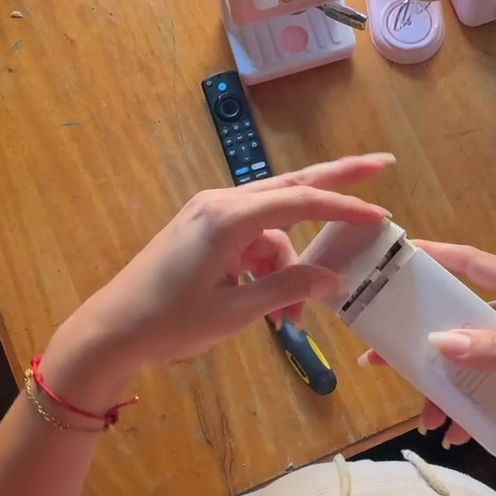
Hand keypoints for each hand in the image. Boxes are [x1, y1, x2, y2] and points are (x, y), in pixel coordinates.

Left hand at [42, 154, 393, 408]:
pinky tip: (268, 307)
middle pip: (291, 186)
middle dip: (337, 181)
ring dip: (289, 268)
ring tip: (289, 321)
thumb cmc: (171, 322)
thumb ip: (287, 288)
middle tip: (382, 165)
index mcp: (228, 218)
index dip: (344, 208)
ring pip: (271, 230)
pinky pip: (251, 243)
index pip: (300, 201)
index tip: (380, 215)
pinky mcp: (203, 231)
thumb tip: (332, 278)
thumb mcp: (235, 311)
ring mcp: (209, 215)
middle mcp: (220, 204)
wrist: (112, 330)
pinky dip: (266, 270)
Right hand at [364, 240, 495, 463]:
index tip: (398, 254)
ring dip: (441, 387)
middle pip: (457, 317)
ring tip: (426, 419)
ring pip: (462, 359)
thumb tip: (440, 341)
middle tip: (380, 356)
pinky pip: (477, 387)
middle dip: (421, 339)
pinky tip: (454, 431)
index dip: (437, 256)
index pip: (476, 265)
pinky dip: (463, 408)